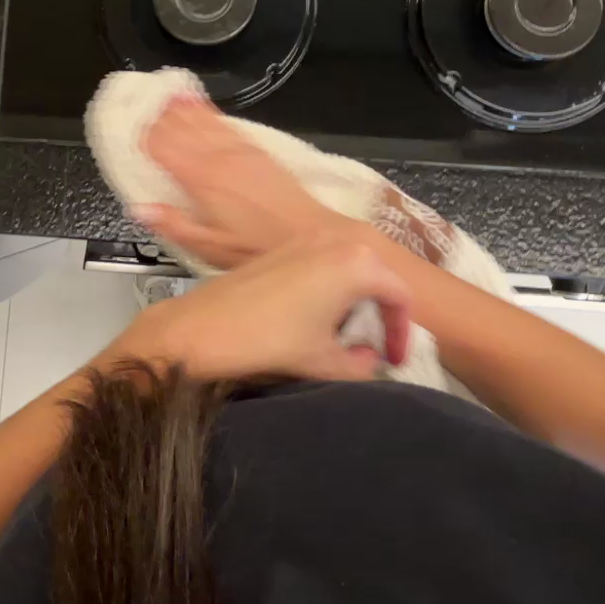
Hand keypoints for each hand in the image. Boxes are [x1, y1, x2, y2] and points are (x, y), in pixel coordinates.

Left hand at [102, 233, 413, 381]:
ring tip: (343, 337)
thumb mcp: (326, 362)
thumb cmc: (269, 341)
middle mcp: (333, 240)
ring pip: (347, 268)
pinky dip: (328, 289)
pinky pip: (320, 264)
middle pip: (376, 276)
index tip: (393, 361)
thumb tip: (370, 358)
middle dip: (379, 314)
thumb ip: (363, 364)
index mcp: (356, 263)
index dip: (402, 333)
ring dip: (353, 301)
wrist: (201, 327)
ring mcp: (303, 239)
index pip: (400, 295)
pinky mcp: (279, 247)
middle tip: (374, 349)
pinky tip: (311, 319)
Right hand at [138, 94, 347, 268]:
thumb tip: (143, 210)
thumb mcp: (209, 247)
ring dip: (183, 109)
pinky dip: (210, 111)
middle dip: (161, 117)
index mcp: (201, 180)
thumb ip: (174, 225)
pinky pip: (227, 124)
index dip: (145, 137)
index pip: (164, 147)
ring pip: (204, 122)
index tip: (132, 132)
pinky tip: (203, 105)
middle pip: (182, 129)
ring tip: (166, 96)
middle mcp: (219, 159)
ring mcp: (240, 152)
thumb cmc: (261, 247)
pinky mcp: (258, 152)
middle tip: (142, 107)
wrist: (311, 236)